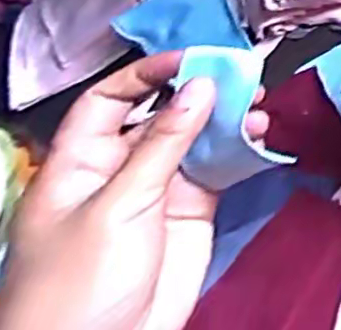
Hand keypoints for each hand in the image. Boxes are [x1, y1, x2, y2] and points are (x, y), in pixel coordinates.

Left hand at [0, 53, 268, 329]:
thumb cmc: (81, 283)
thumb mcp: (120, 206)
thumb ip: (165, 142)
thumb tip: (203, 82)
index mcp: (79, 167)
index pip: (108, 102)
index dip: (147, 74)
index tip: (197, 57)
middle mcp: (120, 169)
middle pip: (164, 112)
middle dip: (204, 90)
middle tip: (246, 75)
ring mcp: (159, 187)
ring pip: (200, 133)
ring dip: (231, 115)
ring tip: (260, 106)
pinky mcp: (192, 204)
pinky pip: (223, 161)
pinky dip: (245, 144)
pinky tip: (262, 135)